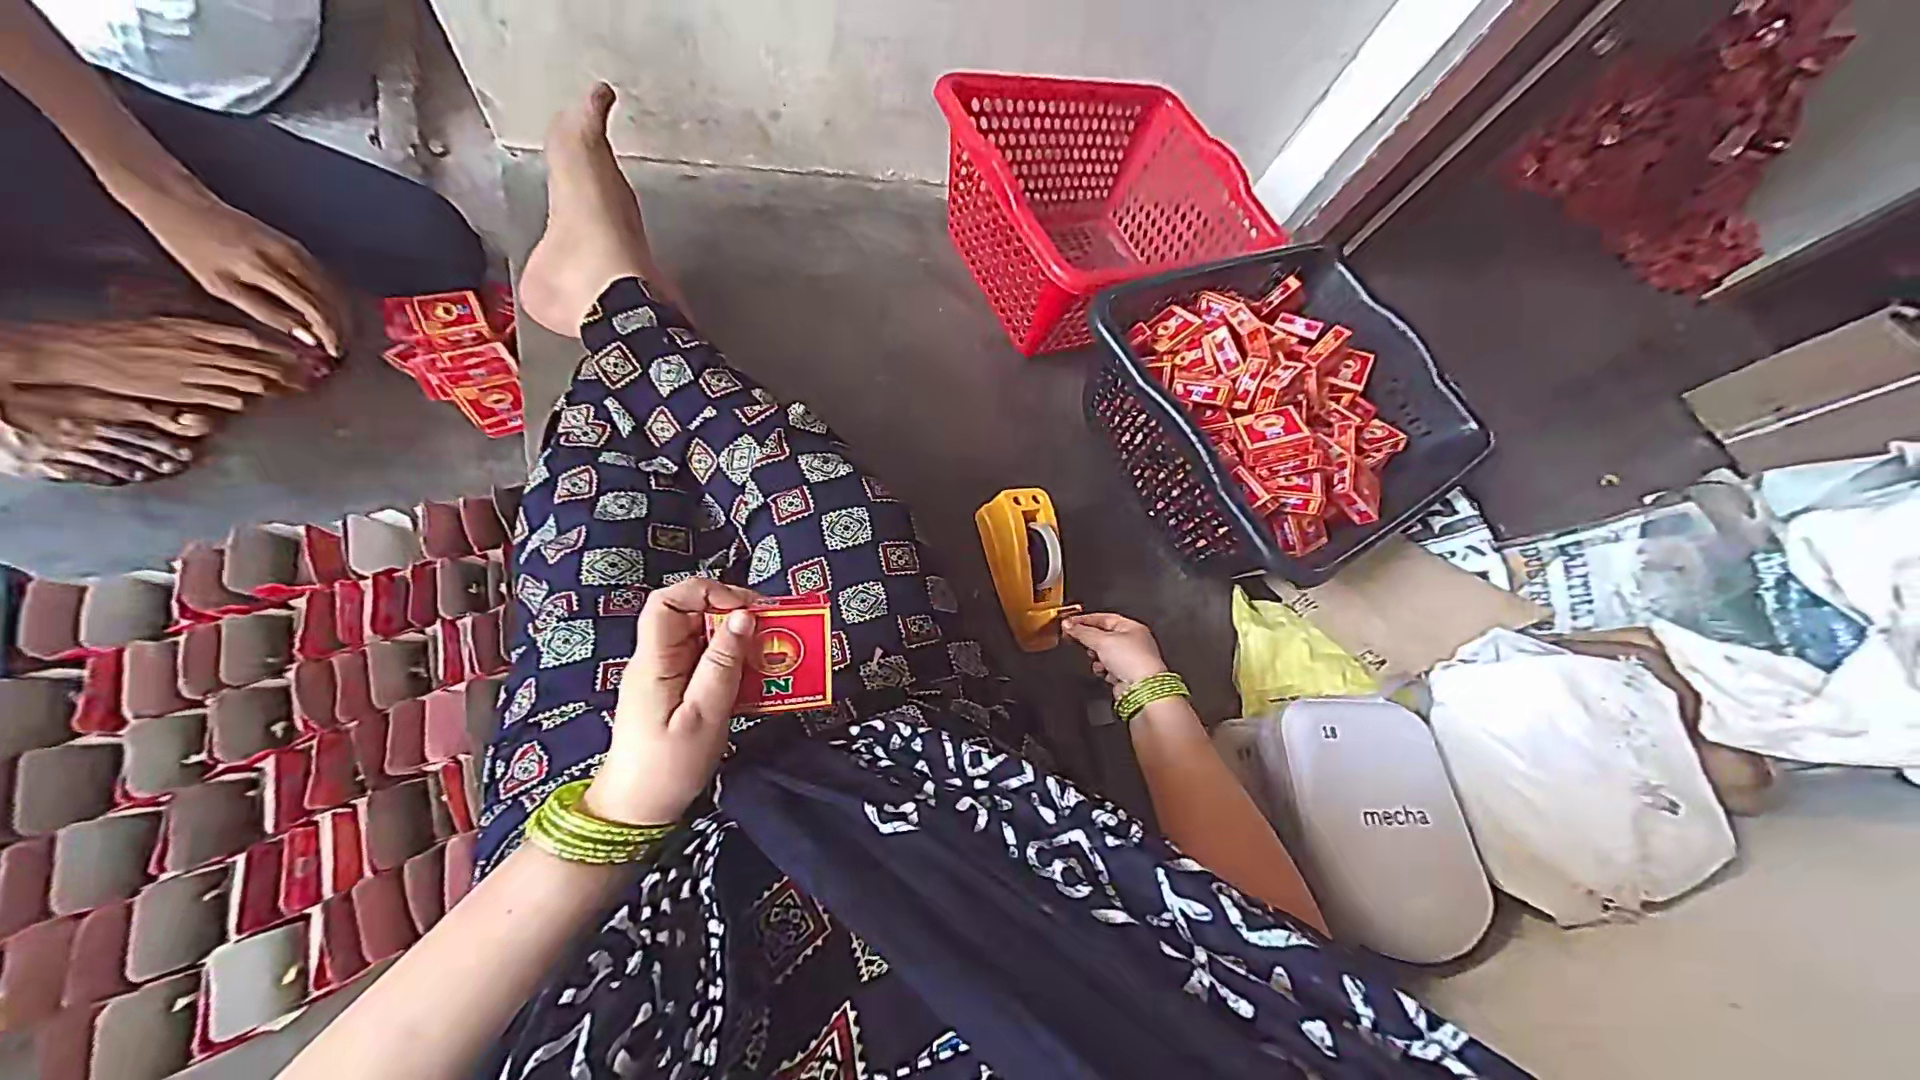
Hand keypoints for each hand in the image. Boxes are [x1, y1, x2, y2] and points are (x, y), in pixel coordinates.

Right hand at [0, 317, 306, 412]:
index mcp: (196, 330)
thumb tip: (249, 341)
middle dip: (292, 373)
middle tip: (313, 379)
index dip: (283, 350)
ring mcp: (197, 373)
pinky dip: (248, 401)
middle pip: (262, 364)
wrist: (81, 353)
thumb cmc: (124, 338)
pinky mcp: (188, 394)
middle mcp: (203, 351)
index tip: (307, 356)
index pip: (253, 340)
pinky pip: (231, 400)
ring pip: (254, 383)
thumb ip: (209, 333)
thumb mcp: (169, 325)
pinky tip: (256, 402)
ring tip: (296, 392)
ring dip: (277, 389)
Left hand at [117, 183, 348, 355]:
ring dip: (338, 314)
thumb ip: (266, 312)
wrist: (181, 203)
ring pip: (333, 291)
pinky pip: (325, 278)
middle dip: (338, 327)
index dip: (328, 333)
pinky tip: (325, 310)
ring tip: (333, 332)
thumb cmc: (191, 245)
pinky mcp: (298, 245)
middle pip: (330, 302)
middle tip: (336, 345)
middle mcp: (288, 258)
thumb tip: (305, 336)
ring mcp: (296, 250)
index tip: (333, 351)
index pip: (313, 309)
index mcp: (265, 270)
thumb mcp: (220, 286)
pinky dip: (330, 298)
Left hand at [584, 579, 759, 825]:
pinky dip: (735, 659)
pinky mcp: (679, 687)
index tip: (747, 609)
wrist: (636, 810)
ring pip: (704, 634)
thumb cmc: (666, 768)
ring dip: (739, 637)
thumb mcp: (703, 716)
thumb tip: (744, 618)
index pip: (669, 600)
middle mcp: (658, 659)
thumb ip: (723, 664)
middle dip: (734, 612)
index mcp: (654, 661)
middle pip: (692, 612)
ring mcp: (667, 672)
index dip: (708, 592)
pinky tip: (756, 673)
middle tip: (771, 626)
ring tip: (771, 649)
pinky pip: (709, 658)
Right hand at [1062, 612, 1169, 696]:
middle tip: (1080, 640)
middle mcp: (1133, 642)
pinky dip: (1103, 670)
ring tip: (1098, 659)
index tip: (1070, 623)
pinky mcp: (1125, 675)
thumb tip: (1069, 625)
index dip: (1086, 620)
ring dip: (1097, 658)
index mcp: (1132, 627)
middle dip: (1091, 641)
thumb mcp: (1102, 640)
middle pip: (1103, 636)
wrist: (1142, 688)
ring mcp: (1130, 659)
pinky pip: (1107, 669)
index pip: (1104, 618)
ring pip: (1104, 654)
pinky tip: (1106, 671)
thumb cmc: (1133, 661)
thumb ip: (1083, 632)